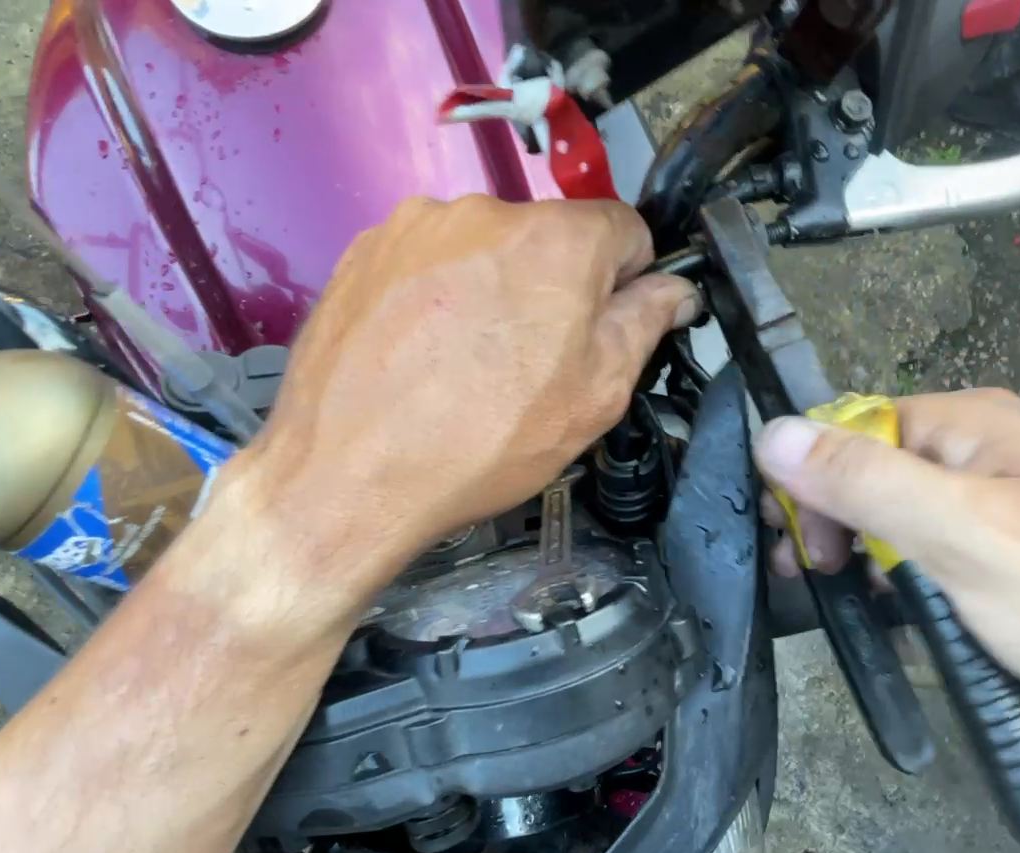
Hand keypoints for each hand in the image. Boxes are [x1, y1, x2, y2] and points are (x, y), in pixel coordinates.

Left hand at [229, 195, 696, 569]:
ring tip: (469, 368)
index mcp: (557, 241)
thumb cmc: (480, 444)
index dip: (627, 283)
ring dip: (494, 294)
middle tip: (532, 367)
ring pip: (486, 252)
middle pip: (550, 240)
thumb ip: (644, 326)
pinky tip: (425, 357)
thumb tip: (671, 289)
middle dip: (556, 292)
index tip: (605, 328)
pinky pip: (429, 263)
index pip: (625, 230)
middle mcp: (485, 213)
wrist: (348, 474)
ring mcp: (415, 227)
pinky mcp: (366, 251)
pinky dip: (439, 299)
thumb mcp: (594, 397)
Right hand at [754, 389, 1019, 715]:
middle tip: (827, 583)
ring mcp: (998, 497)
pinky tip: (909, 613)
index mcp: (967, 423)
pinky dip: (907, 578)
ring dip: (868, 557)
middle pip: (868, 469)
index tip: (808, 554)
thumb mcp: (964, 535)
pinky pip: (930, 546)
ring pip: (896, 514)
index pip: (848, 429)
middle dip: (835, 523)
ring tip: (872, 606)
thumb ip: (867, 483)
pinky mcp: (1009, 543)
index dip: (813, 485)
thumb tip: (770, 433)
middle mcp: (979, 447)